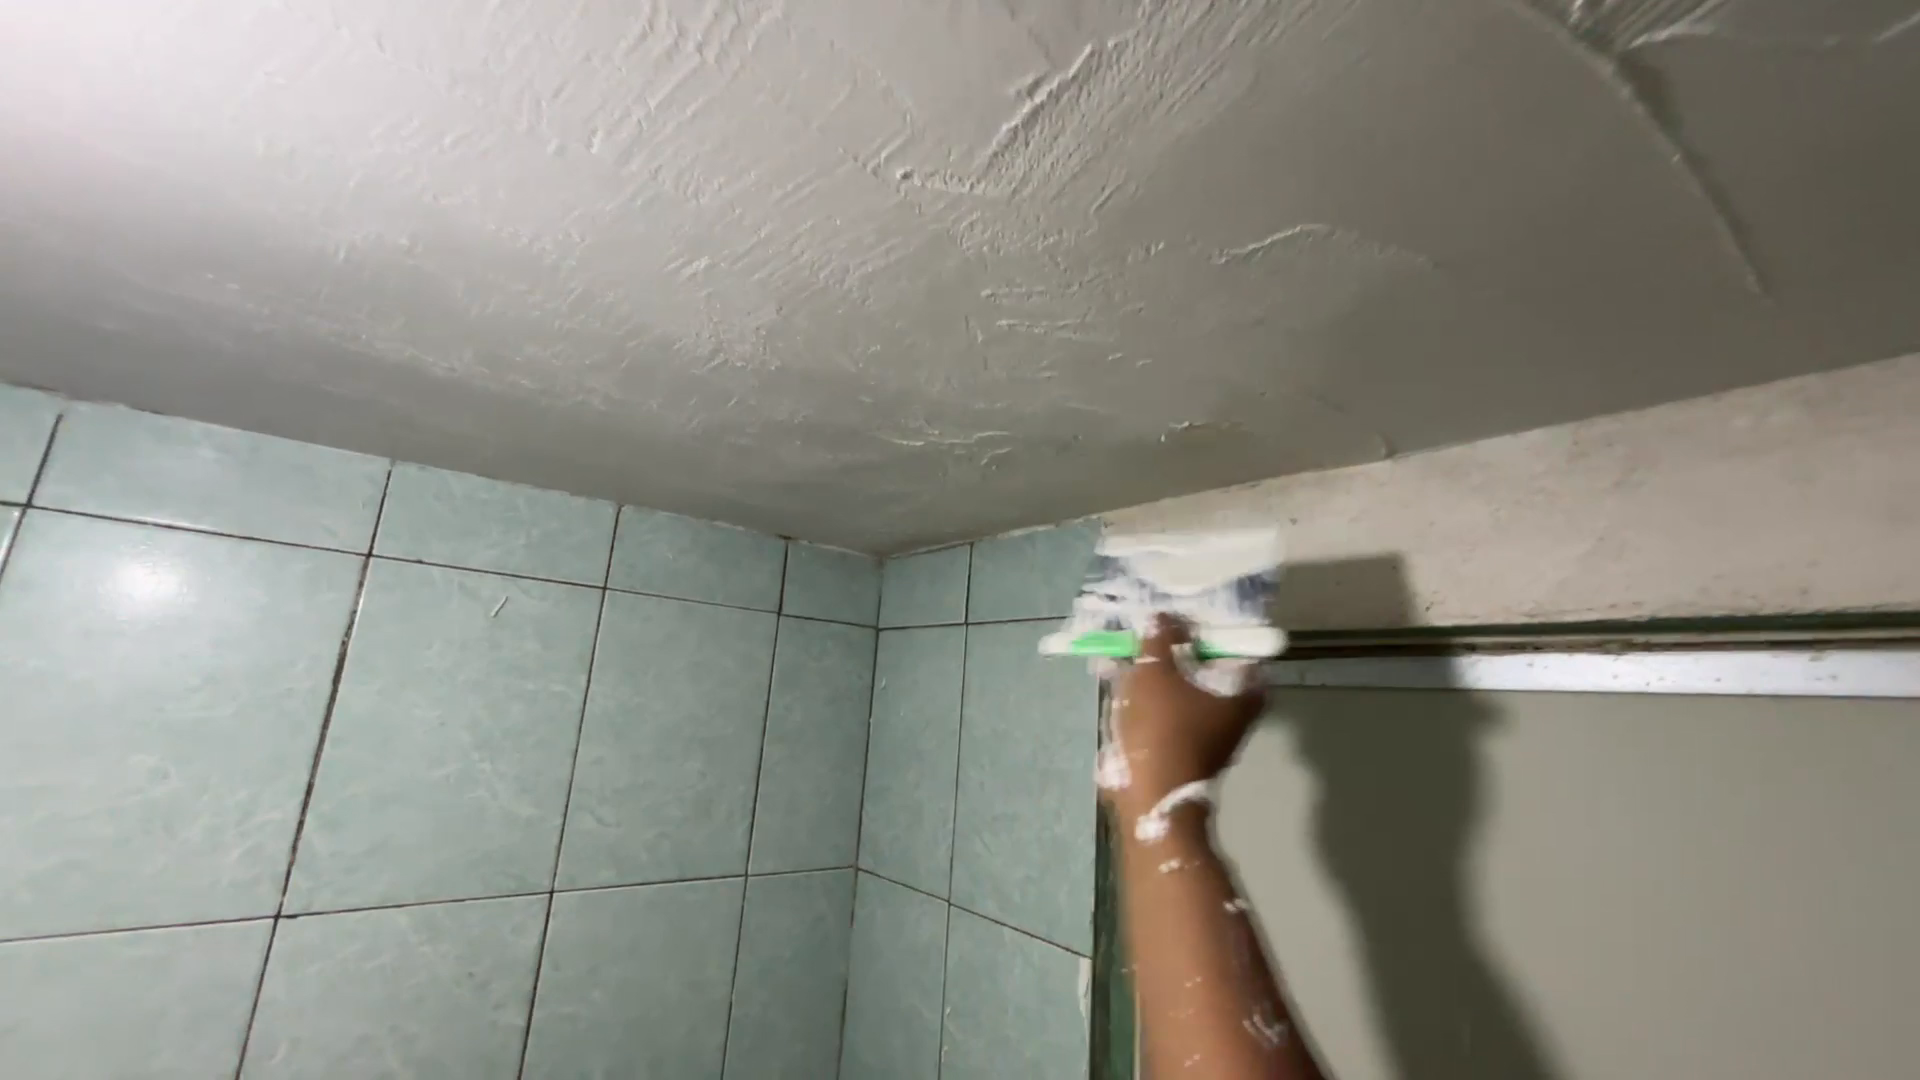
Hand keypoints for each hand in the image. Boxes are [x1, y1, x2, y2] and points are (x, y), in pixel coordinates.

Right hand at [1102, 614, 1265, 816]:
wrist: (1150, 794)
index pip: (1234, 644)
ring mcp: (1215, 733)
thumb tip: (1166, 615)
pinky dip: (1154, 697)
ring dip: (1160, 674)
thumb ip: (1161, 637)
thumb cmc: (1161, 727)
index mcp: (1246, 690)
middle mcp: (1239, 712)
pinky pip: (1173, 710)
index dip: (1205, 628)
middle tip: (1149, 636)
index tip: (1178, 619)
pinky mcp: (1190, 748)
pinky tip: (1125, 686)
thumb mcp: (1156, 670)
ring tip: (1129, 658)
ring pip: (1186, 690)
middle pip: (1208, 667)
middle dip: (1176, 651)